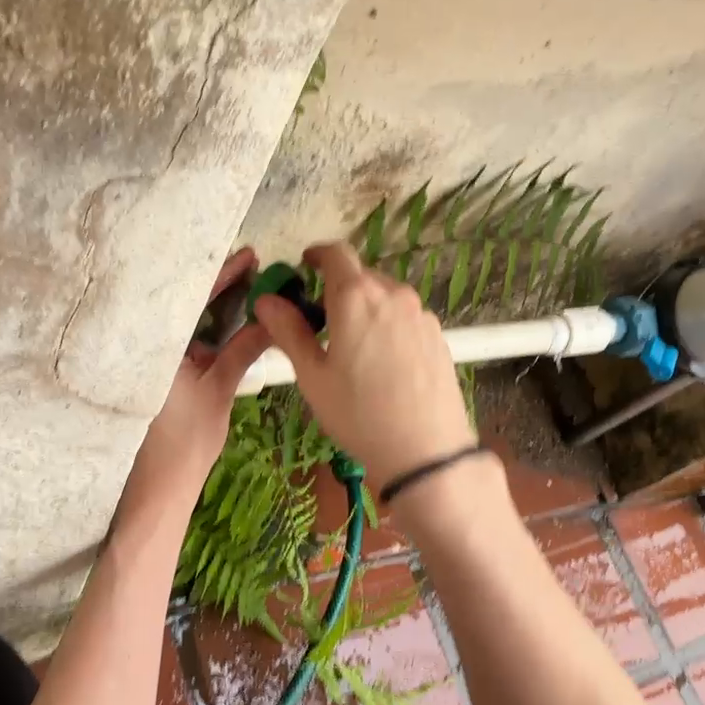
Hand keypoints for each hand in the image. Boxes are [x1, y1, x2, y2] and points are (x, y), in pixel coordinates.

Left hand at [123, 249, 271, 505]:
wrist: (159, 485)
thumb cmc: (184, 440)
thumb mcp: (218, 389)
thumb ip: (242, 351)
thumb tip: (272, 320)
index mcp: (155, 343)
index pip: (193, 298)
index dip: (223, 275)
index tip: (249, 256)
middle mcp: (145, 345)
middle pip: (183, 305)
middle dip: (216, 286)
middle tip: (251, 266)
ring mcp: (147, 361)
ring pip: (181, 323)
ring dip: (210, 307)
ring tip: (246, 287)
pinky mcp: (153, 377)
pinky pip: (178, 342)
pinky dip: (201, 332)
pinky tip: (226, 324)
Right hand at [251, 243, 475, 491]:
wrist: (424, 450)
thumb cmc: (358, 413)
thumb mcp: (312, 376)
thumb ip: (288, 331)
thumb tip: (267, 300)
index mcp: (357, 296)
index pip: (336, 254)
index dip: (317, 255)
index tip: (305, 267)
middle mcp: (393, 294)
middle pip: (361, 276)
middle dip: (338, 290)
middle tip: (320, 322)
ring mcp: (421, 314)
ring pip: (385, 297)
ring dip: (364, 309)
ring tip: (351, 348)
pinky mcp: (438, 336)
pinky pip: (405, 318)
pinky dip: (387, 326)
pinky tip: (382, 364)